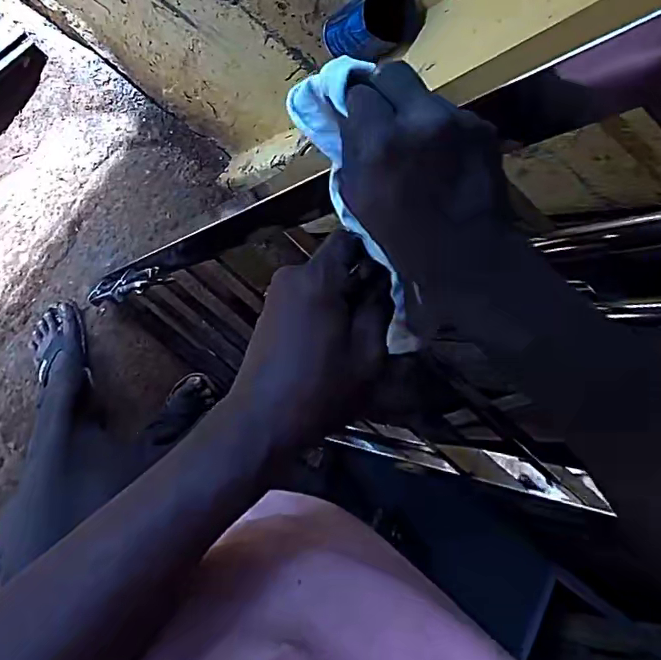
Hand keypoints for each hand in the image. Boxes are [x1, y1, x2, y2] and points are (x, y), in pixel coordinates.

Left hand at [225, 230, 390, 453]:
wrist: (260, 423)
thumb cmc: (319, 390)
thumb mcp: (367, 354)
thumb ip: (380, 308)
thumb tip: (386, 282)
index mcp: (317, 277)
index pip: (350, 236)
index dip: (377, 244)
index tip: (400, 261)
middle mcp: (293, 274)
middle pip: (338, 260)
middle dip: (364, 278)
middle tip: (390, 304)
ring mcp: (278, 292)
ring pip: (324, 281)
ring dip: (346, 296)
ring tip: (368, 325)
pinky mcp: (272, 310)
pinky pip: (308, 295)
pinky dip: (327, 307)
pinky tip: (340, 336)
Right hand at [336, 62, 513, 278]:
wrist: (469, 254)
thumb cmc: (402, 236)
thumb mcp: (356, 196)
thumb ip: (351, 147)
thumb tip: (349, 116)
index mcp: (380, 141)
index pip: (359, 91)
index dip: (357, 104)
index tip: (359, 117)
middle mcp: (419, 119)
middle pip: (392, 73)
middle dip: (384, 90)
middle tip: (385, 114)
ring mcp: (456, 120)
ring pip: (425, 95)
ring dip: (416, 112)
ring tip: (421, 144)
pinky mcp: (481, 126)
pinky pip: (452, 114)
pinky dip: (443, 129)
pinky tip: (446, 155)